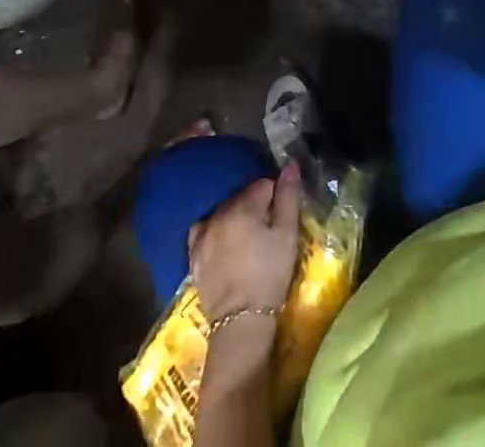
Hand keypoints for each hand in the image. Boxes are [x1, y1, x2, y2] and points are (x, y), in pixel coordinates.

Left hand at [189, 163, 302, 321]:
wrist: (240, 319)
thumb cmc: (270, 274)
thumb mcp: (287, 234)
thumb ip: (288, 198)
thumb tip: (290, 166)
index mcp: (243, 206)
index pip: (263, 185)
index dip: (276, 197)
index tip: (282, 217)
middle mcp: (219, 213)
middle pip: (242, 198)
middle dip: (256, 207)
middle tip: (268, 231)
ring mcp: (203, 233)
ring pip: (224, 213)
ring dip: (236, 218)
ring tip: (248, 241)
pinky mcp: (194, 254)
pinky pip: (204, 230)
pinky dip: (215, 232)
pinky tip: (223, 244)